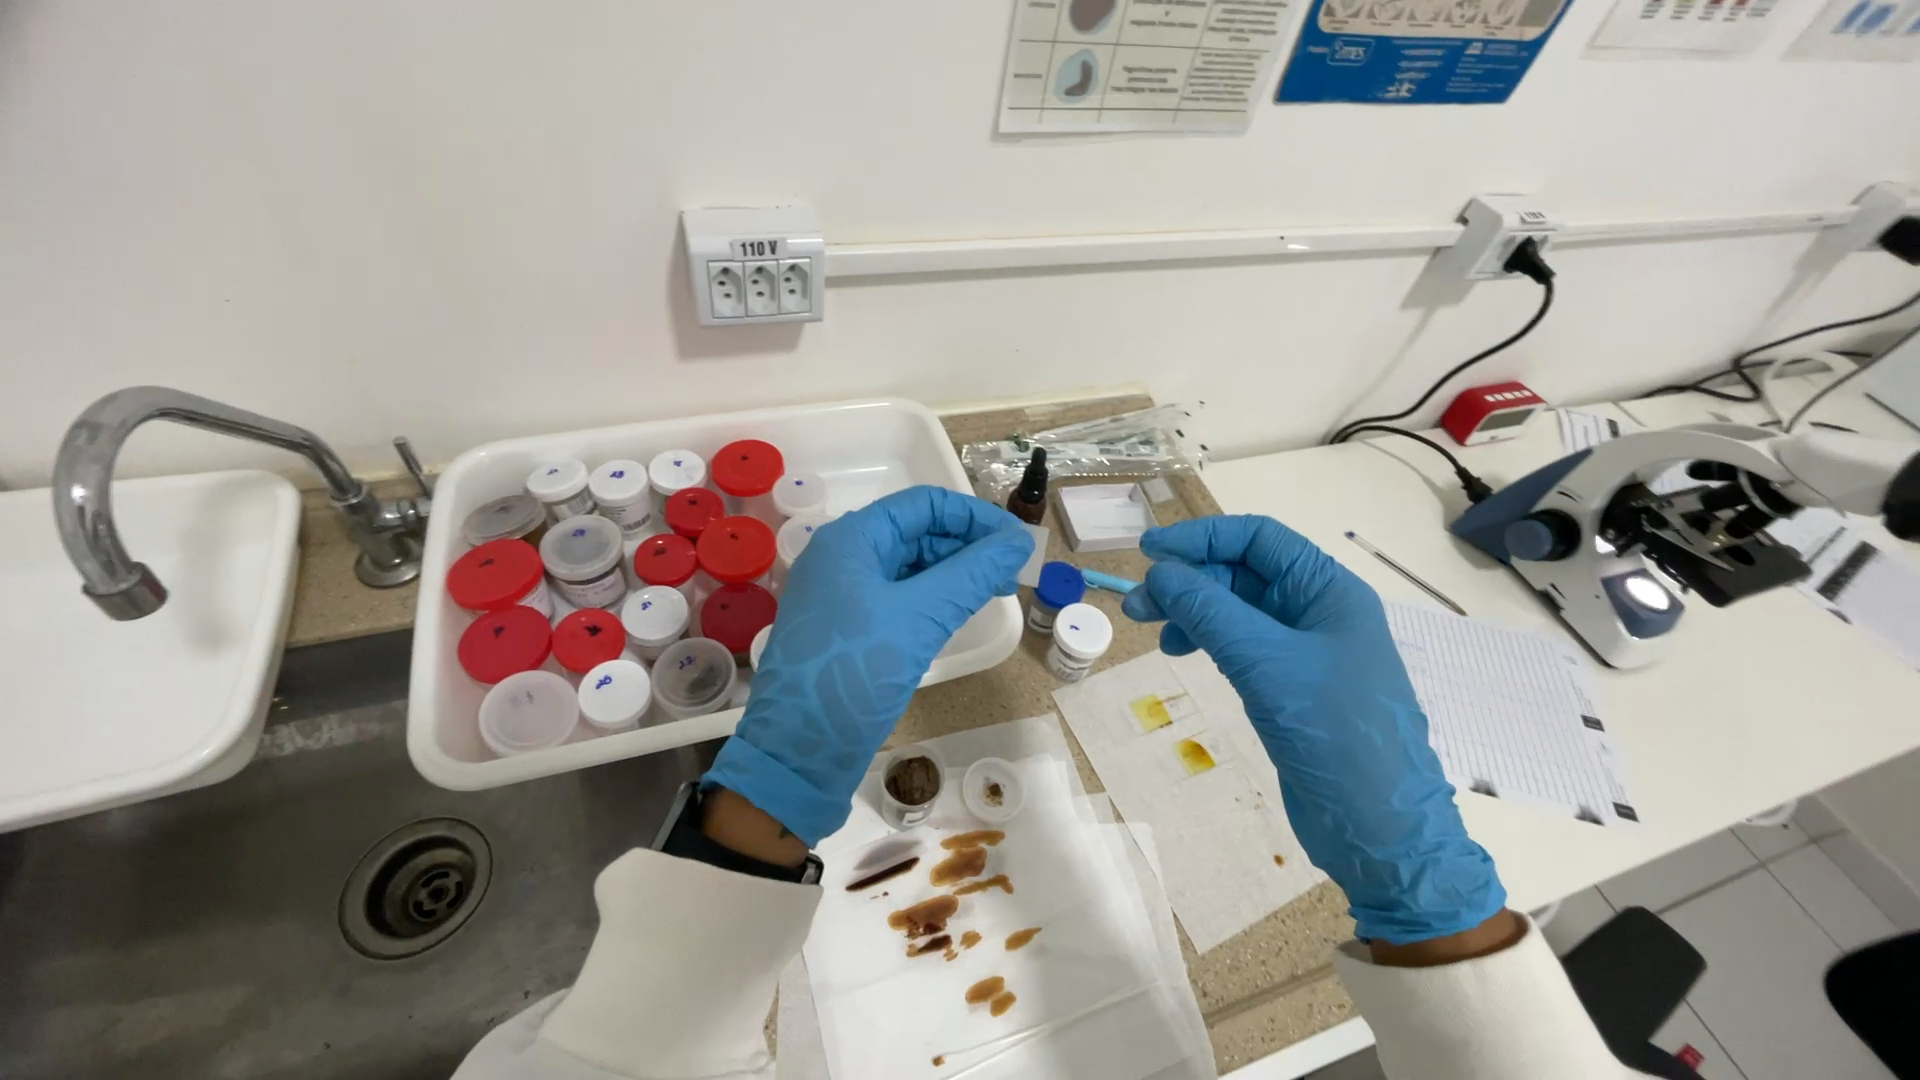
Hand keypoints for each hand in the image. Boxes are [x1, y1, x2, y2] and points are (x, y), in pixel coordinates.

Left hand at [702, 486, 1034, 846]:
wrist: (798, 753)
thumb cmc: (855, 672)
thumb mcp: (920, 617)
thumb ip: (973, 573)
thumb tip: (1019, 541)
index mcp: (852, 540)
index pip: (924, 504)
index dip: (975, 517)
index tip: (1017, 541)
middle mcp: (844, 557)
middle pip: (917, 532)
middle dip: (967, 545)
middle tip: (1013, 571)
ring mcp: (843, 593)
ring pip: (910, 566)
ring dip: (954, 572)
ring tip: (996, 590)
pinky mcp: (849, 627)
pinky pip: (899, 597)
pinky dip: (933, 598)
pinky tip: (961, 610)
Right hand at [1121, 515, 1504, 943]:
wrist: (1380, 831)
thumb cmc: (1334, 733)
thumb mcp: (1266, 663)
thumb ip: (1210, 611)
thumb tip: (1159, 572)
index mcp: (1328, 591)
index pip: (1258, 538)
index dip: (1201, 537)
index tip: (1149, 551)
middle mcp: (1317, 612)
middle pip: (1241, 573)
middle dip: (1188, 581)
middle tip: (1136, 605)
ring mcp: (1304, 651)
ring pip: (1235, 610)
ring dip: (1190, 612)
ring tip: (1149, 630)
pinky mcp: (1289, 687)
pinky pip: (1240, 645)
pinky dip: (1206, 642)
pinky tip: (1181, 653)